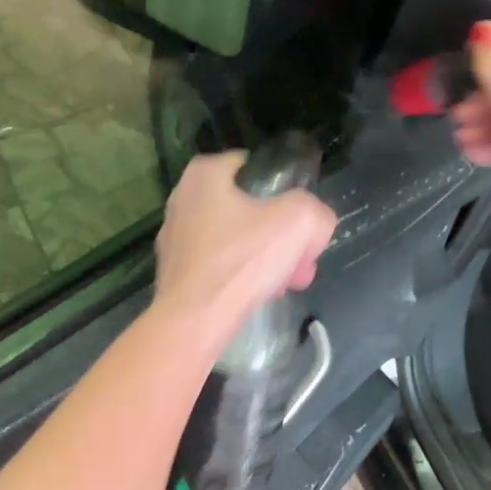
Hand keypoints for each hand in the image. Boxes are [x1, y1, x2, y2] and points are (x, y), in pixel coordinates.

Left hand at [152, 152, 336, 341]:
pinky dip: (241, 276)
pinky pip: (218, 265)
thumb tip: (314, 225)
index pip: (255, 168)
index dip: (285, 192)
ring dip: (265, 258)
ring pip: (235, 239)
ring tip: (287, 283)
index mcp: (205, 175)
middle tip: (301, 260)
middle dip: (280, 234)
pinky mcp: (175, 271)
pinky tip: (260, 295)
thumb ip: (315, 212)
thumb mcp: (298, 223)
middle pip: (248, 208)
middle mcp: (183, 199)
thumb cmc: (241, 262)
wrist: (193, 321)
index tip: (300, 220)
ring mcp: (175, 238)